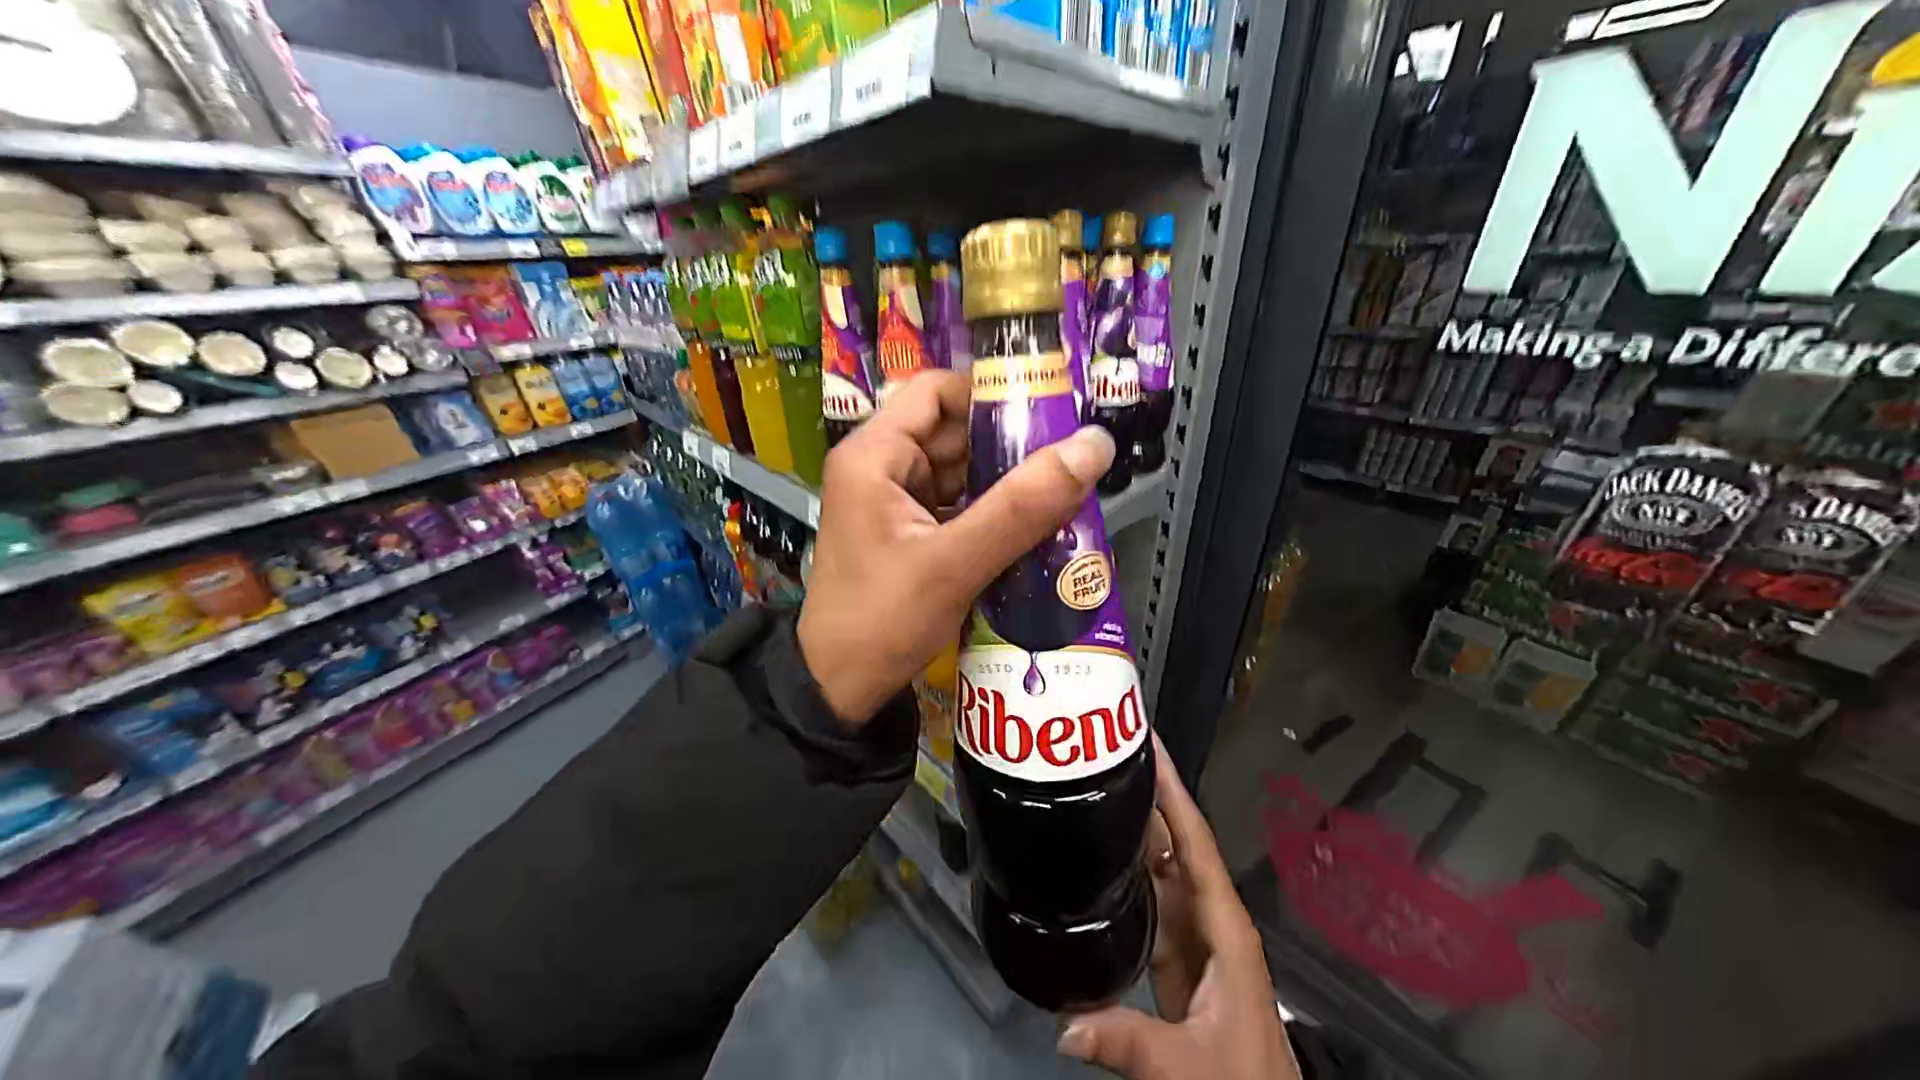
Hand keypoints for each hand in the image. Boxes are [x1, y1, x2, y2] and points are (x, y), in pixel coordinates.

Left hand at [796, 371, 1115, 726]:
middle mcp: (879, 467)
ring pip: (958, 471)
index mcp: (875, 454)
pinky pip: (955, 505)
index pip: (936, 391)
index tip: (1047, 417)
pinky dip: (989, 512)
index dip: (990, 395)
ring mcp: (891, 501)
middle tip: (1068, 464)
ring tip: (1060, 495)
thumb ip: (1023, 505)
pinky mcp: (905, 532)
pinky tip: (1029, 528)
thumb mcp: (955, 562)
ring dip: (1004, 483)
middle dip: (1009, 447)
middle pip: (953, 432)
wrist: (839, 688)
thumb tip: (1093, 446)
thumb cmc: (883, 621)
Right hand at [1056, 734, 1299, 1079]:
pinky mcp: (1176, 956)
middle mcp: (1209, 918)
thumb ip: (1129, 1041)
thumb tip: (1061, 1022)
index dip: (1172, 790)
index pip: (1195, 842)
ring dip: (1133, 829)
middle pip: (1175, 843)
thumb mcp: (1189, 1068)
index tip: (1147, 743)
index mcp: (1223, 927)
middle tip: (1102, 755)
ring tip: (1094, 790)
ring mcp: (1193, 936)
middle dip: (1145, 796)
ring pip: (1160, 867)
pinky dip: (1125, 872)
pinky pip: (1149, 897)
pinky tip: (1097, 857)